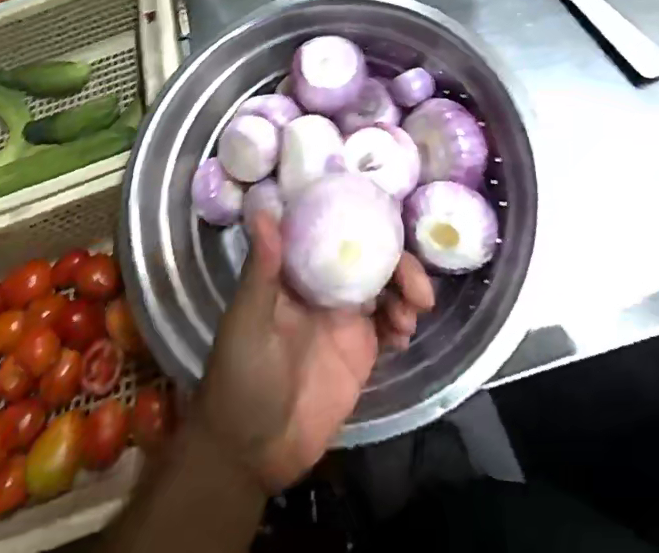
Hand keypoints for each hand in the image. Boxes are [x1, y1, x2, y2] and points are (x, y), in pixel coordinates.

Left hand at [194, 210, 435, 491]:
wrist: (253, 449)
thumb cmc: (241, 376)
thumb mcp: (248, 319)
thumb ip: (262, 268)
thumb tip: (264, 210)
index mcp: (292, 271)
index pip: (330, 231)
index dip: (359, 221)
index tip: (388, 223)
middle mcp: (321, 287)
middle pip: (368, 258)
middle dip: (398, 263)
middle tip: (417, 286)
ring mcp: (343, 319)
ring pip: (385, 288)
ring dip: (406, 291)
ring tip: (412, 313)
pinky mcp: (360, 352)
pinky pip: (390, 325)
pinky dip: (404, 322)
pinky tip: (403, 336)